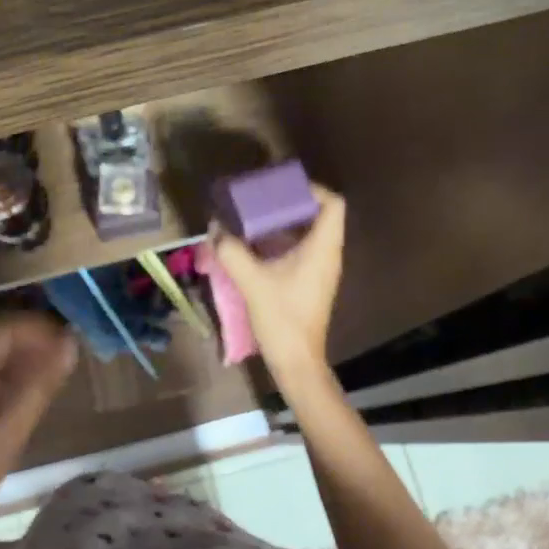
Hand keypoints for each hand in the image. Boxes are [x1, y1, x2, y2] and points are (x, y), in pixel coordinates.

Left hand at [0, 312, 77, 548]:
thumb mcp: (14, 430)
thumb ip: (43, 384)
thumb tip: (70, 346)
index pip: (3, 332)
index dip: (37, 331)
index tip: (64, 340)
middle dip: (25, 344)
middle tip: (58, 357)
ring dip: (10, 358)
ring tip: (42, 373)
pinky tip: (13, 389)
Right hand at [213, 184, 345, 383]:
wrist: (296, 362)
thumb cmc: (282, 319)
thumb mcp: (251, 282)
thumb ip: (232, 251)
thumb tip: (215, 227)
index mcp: (323, 248)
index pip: (333, 204)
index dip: (312, 189)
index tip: (283, 186)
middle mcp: (328, 255)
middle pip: (319, 215)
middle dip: (290, 202)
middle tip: (261, 198)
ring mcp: (321, 270)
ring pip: (309, 233)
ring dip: (284, 222)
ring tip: (253, 216)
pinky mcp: (311, 282)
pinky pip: (301, 249)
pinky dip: (282, 241)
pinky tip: (255, 245)